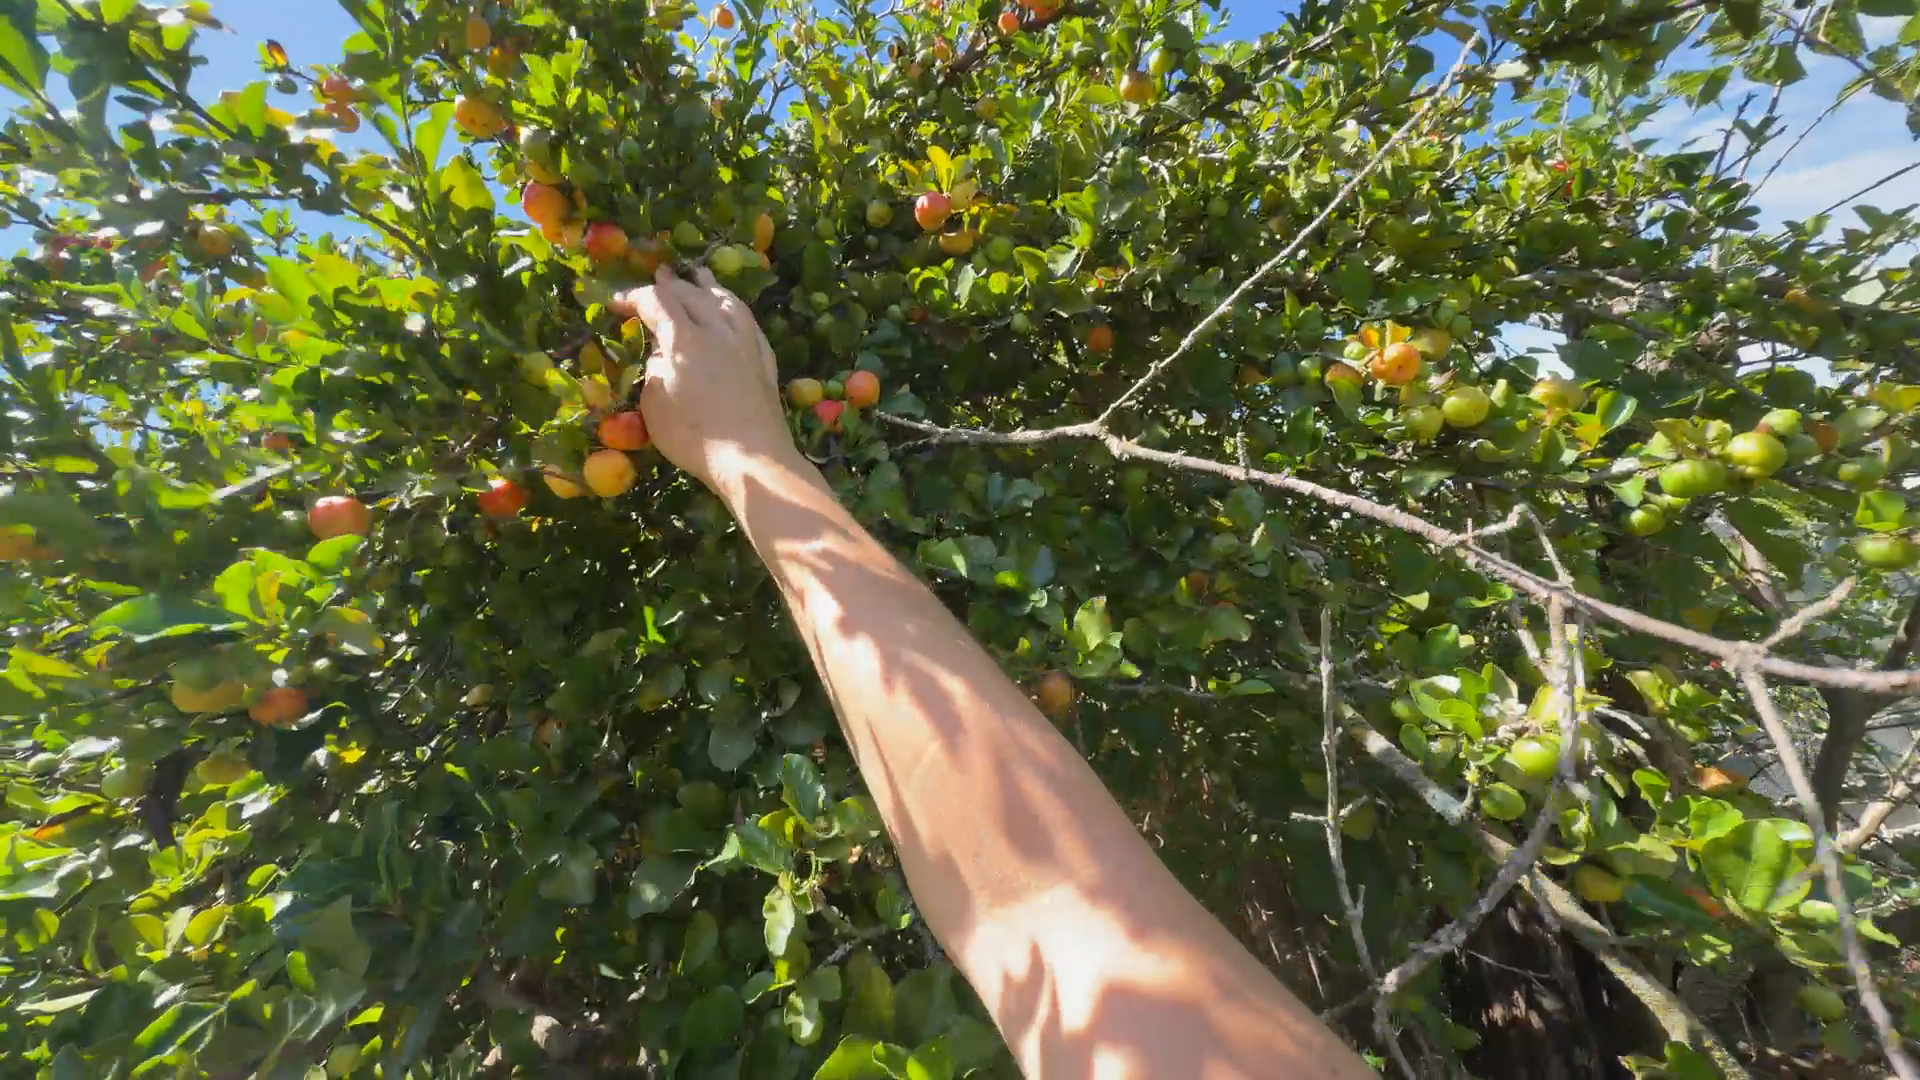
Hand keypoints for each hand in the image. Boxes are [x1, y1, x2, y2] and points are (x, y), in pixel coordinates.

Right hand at [612, 265, 794, 492]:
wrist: (754, 460)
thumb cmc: (695, 438)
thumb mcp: (655, 405)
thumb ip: (655, 370)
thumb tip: (663, 354)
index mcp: (685, 339)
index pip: (657, 302)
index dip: (634, 297)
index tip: (617, 302)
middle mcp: (719, 332)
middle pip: (693, 296)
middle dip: (671, 286)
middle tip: (658, 278)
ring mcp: (747, 346)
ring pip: (728, 303)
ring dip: (710, 288)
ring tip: (700, 278)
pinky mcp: (766, 363)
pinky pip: (750, 324)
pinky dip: (736, 310)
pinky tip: (735, 314)